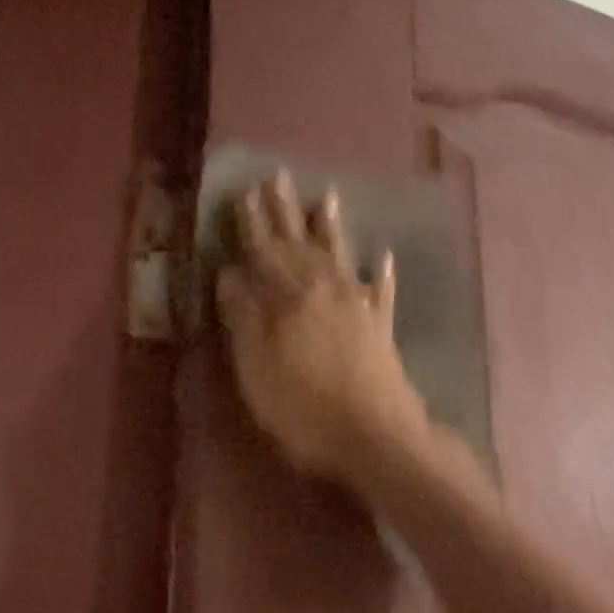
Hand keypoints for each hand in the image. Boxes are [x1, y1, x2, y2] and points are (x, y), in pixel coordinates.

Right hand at [216, 171, 429, 485]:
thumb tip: (230, 273)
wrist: (374, 437)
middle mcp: (325, 290)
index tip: (243, 190)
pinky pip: (382, 292)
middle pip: (301, 243)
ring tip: (327, 196)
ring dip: (331, 227)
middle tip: (277, 175)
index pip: (263, 250)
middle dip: (286, 211)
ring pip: (341, 256)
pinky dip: (382, 273)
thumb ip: (243, 316)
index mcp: (288, 297)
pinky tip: (384, 256)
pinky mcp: (382, 330)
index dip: (251, 223)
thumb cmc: (303, 408)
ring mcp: (359, 307)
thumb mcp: (256, 366)